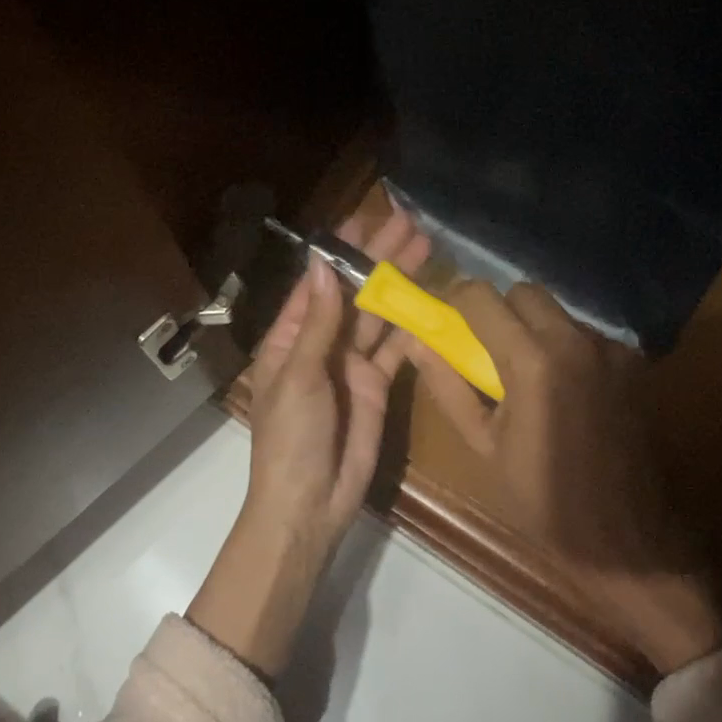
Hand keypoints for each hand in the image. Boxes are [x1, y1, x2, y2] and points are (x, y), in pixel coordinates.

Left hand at [242, 208, 430, 532]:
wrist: (309, 502)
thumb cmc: (290, 438)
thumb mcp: (298, 376)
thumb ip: (317, 323)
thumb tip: (321, 263)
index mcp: (289, 339)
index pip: (316, 284)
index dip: (340, 252)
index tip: (366, 218)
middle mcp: (321, 345)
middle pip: (351, 293)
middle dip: (377, 259)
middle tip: (410, 223)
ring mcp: (350, 365)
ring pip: (377, 315)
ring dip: (398, 284)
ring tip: (426, 247)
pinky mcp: (377, 387)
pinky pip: (395, 348)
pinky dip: (411, 324)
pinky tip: (432, 297)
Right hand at [410, 282, 721, 673]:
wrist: (626, 538)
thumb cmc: (542, 500)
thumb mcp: (483, 446)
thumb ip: (449, 386)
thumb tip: (418, 344)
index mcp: (533, 362)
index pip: (480, 296)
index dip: (453, 302)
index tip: (441, 323)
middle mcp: (576, 341)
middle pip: (523, 293)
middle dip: (495, 311)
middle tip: (479, 351)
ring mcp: (611, 350)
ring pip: (556, 313)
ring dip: (529, 329)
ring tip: (519, 378)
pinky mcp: (631, 365)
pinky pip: (582, 336)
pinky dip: (560, 348)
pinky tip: (557, 392)